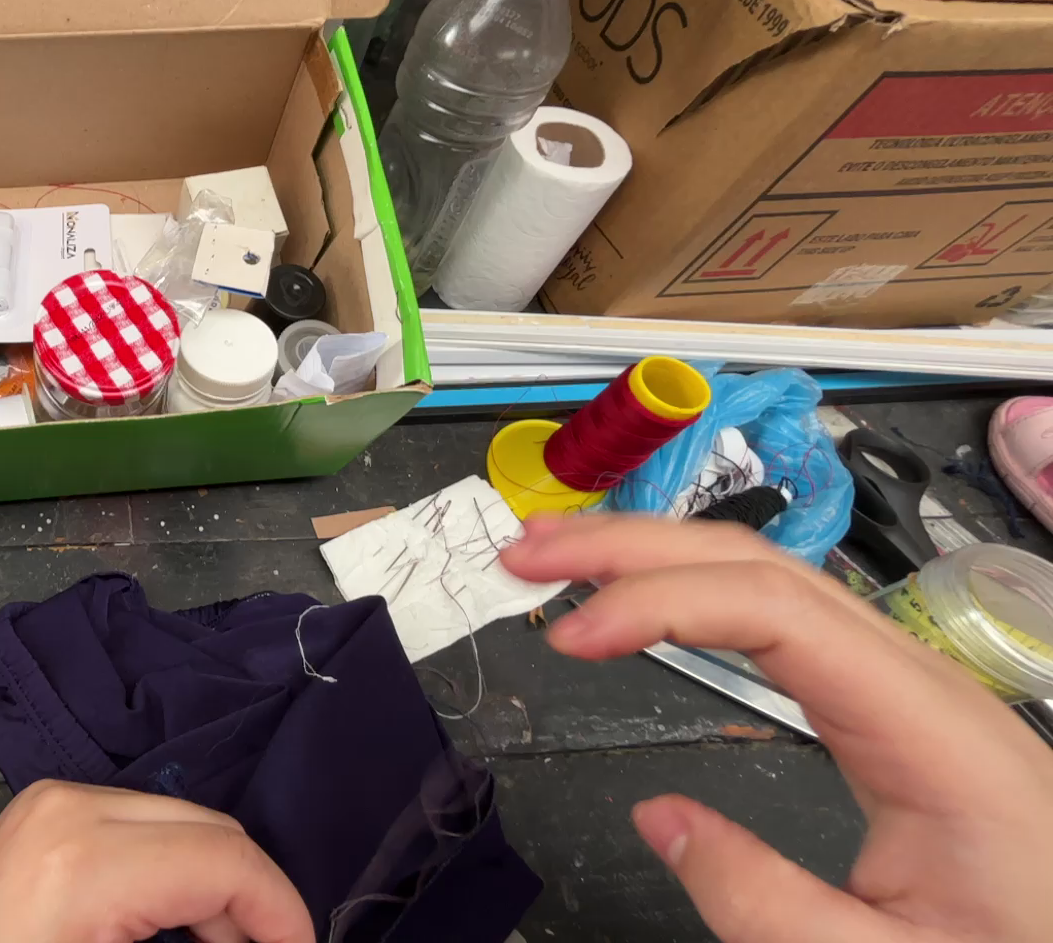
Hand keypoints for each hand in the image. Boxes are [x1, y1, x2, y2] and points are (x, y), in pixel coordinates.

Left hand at [0, 780, 311, 942]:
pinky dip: (170, 866)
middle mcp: (70, 804)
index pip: (220, 855)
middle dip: (249, 897)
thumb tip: (270, 939)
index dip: (280, 909)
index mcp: (84, 859)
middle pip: (206, 825)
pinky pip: (137, 820)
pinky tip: (170, 920)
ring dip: (210, 881)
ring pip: (176, 818)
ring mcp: (52, 797)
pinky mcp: (45, 806)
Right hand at [501, 513, 1052, 942]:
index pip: (768, 609)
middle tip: (522, 556)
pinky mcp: (862, 686)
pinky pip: (752, 601)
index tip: (563, 639)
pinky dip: (667, 578)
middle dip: (622, 546)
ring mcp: (884, 671)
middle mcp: (906, 672)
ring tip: (546, 552)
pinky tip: (618, 584)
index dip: (651, 603)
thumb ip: (769, 905)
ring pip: (745, 567)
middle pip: (746, 562)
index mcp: (929, 727)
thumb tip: (655, 817)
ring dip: (635, 547)